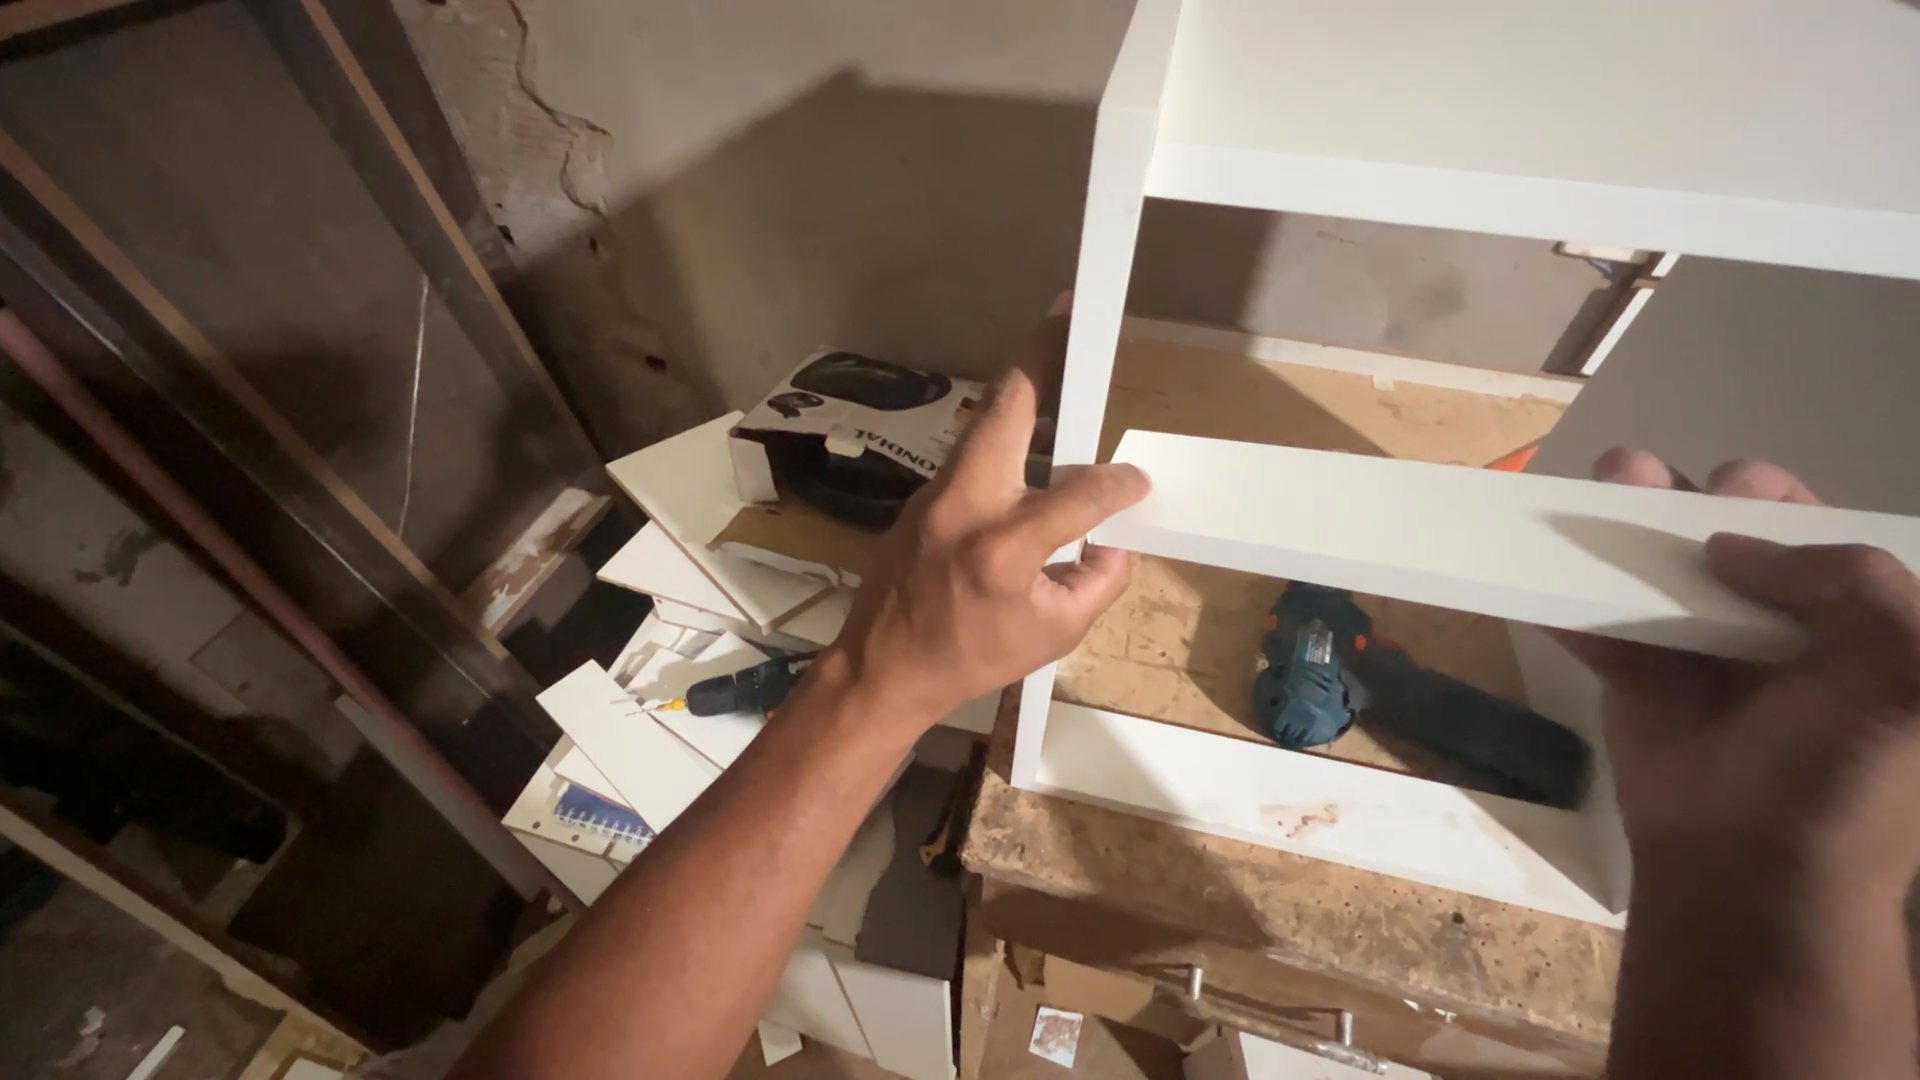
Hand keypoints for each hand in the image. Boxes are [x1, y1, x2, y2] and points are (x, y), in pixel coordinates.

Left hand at [827, 335, 1148, 728]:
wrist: (882, 667)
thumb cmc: (971, 659)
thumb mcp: (1054, 635)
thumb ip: (1098, 581)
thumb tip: (1112, 539)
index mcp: (1004, 546)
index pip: (1080, 494)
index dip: (1118, 485)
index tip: (1136, 483)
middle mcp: (965, 503)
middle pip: (1006, 407)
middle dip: (1041, 354)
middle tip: (1068, 316)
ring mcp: (934, 493)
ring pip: (984, 424)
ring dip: (1022, 390)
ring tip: (1056, 364)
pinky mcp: (920, 496)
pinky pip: (971, 455)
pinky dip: (1004, 436)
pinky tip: (1027, 441)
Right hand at [1561, 450, 1919, 892]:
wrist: (1743, 861)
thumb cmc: (1844, 777)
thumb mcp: (1906, 680)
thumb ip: (1857, 592)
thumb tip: (1727, 548)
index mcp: (1855, 625)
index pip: (1819, 539)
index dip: (1778, 502)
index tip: (1731, 487)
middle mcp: (1779, 627)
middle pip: (1721, 543)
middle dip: (1679, 501)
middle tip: (1632, 473)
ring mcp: (1700, 649)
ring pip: (1650, 575)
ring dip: (1613, 537)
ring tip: (1583, 496)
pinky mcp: (1634, 673)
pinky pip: (1594, 624)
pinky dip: (1562, 603)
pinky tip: (1536, 576)